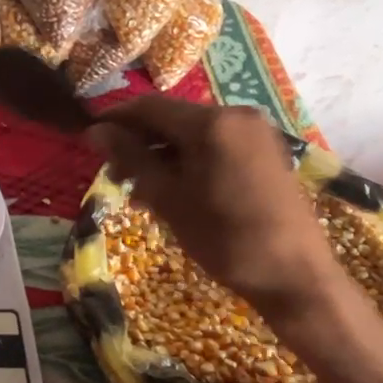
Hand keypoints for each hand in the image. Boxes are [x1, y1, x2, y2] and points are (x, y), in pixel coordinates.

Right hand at [87, 98, 343, 320]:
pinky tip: (173, 189)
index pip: (148, 106)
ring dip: (161, 154)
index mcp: (211, 122)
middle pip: (172, 117)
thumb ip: (131, 158)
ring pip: (193, 133)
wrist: (295, 276)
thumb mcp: (168, 197)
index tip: (87, 140)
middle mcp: (236, 115)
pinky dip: (188, 160)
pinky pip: (215, 145)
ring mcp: (256, 133)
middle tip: (113, 175)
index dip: (114, 119)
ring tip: (141, 190)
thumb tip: (95, 131)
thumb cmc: (224, 237)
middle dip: (138, 141)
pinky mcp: (266, 152)